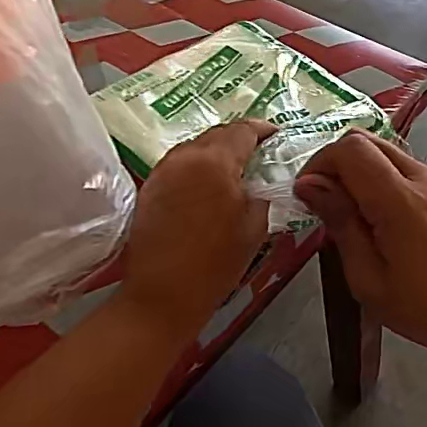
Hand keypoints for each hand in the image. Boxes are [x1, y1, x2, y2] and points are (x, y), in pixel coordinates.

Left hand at [118, 120, 274, 332]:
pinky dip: (198, 169)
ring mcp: (162, 171)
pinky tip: (210, 188)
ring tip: (236, 172)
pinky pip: (180, 166)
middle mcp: (184, 156)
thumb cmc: (217, 262)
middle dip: (240, 140)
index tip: (277, 137)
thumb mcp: (256, 225)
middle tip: (261, 155)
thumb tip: (266, 180)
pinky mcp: (149, 188)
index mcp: (214, 161)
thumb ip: (264, 192)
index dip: (263, 130)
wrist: (163, 295)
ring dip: (217, 153)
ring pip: (196, 148)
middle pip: (217, 134)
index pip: (243, 130)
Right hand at [294, 131, 426, 356]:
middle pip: (365, 140)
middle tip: (320, 199)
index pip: (352, 151)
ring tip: (342, 207)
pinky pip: (394, 163)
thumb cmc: (415, 305)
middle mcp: (422, 179)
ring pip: (380, 148)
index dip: (321, 163)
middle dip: (333, 162)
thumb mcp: (365, 275)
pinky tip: (366, 210)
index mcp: (403, 203)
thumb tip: (307, 183)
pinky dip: (371, 174)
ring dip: (352, 168)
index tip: (306, 195)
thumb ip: (339, 221)